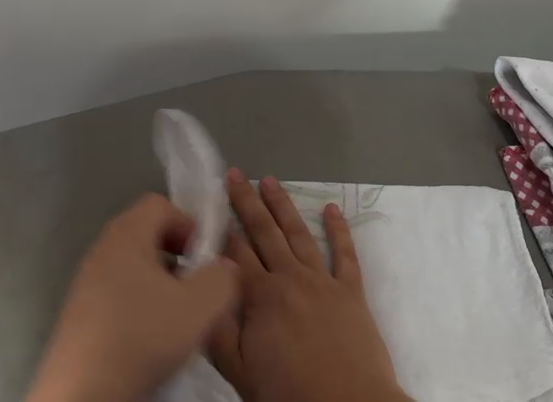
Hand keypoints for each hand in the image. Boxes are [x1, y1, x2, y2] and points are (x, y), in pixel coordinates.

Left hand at [27, 193, 238, 401]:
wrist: (83, 390)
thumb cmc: (142, 336)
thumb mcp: (197, 308)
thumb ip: (221, 279)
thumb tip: (226, 265)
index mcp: (126, 234)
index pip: (160, 204)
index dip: (188, 224)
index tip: (204, 258)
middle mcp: (103, 247)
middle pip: (146, 232)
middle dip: (177, 254)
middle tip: (195, 286)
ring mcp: (87, 278)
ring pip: (133, 264)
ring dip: (160, 281)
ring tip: (177, 315)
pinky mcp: (80, 309)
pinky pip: (118, 289)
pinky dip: (139, 301)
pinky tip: (150, 334)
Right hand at [209, 170, 407, 401]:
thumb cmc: (290, 394)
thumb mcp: (240, 372)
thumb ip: (218, 331)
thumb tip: (200, 291)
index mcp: (260, 295)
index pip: (234, 252)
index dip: (220, 226)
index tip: (209, 201)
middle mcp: (289, 277)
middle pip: (264, 232)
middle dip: (246, 201)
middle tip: (234, 173)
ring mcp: (323, 281)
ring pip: (298, 234)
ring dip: (283, 205)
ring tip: (270, 180)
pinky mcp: (352, 292)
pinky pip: (345, 254)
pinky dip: (339, 229)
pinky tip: (332, 208)